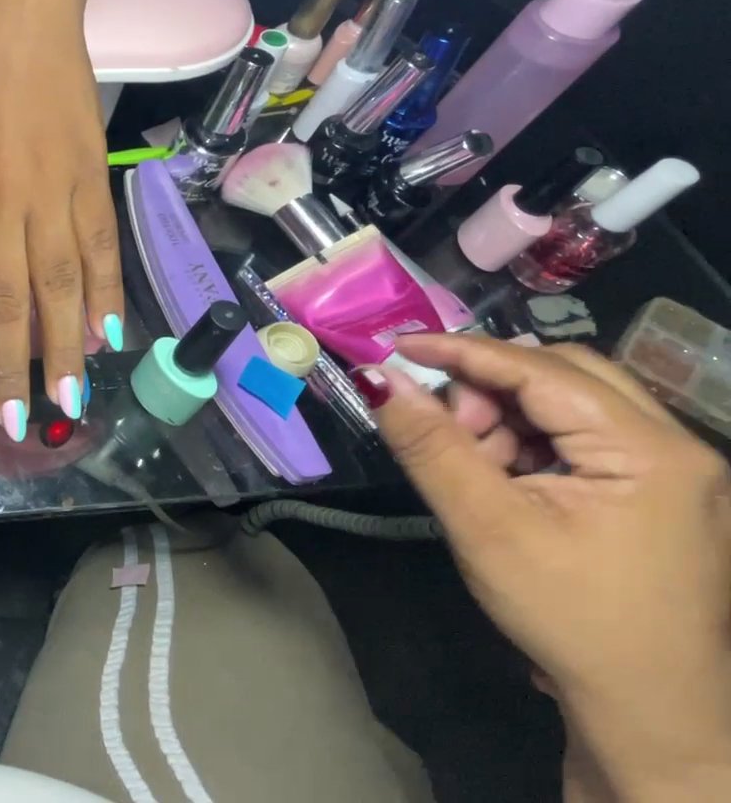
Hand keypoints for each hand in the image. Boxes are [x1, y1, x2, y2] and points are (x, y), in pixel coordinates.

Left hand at [0, 0, 122, 443]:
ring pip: (61, 282)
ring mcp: (50, 185)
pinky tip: (108, 333)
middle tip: (24, 421)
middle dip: (15, 366)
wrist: (13, 2)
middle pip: (7, 299)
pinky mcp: (90, 170)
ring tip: (72, 398)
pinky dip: (106, 291)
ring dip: (67, 346)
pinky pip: (99, 243)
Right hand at [360, 334, 730, 796]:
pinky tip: (501, 477)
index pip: (543, 370)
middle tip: (441, 424)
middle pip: (565, 375)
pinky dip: (526, 441)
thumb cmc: (570, 611)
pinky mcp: (654, 490)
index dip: (464, 350)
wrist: (648, 703)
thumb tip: (377, 379)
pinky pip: (578, 436)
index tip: (396, 347)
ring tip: (470, 463)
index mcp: (650, 451)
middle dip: (487, 386)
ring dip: (503, 416)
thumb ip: (430, 445)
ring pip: (569, 403)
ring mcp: (671, 470)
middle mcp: (674, 447)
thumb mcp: (485, 525)